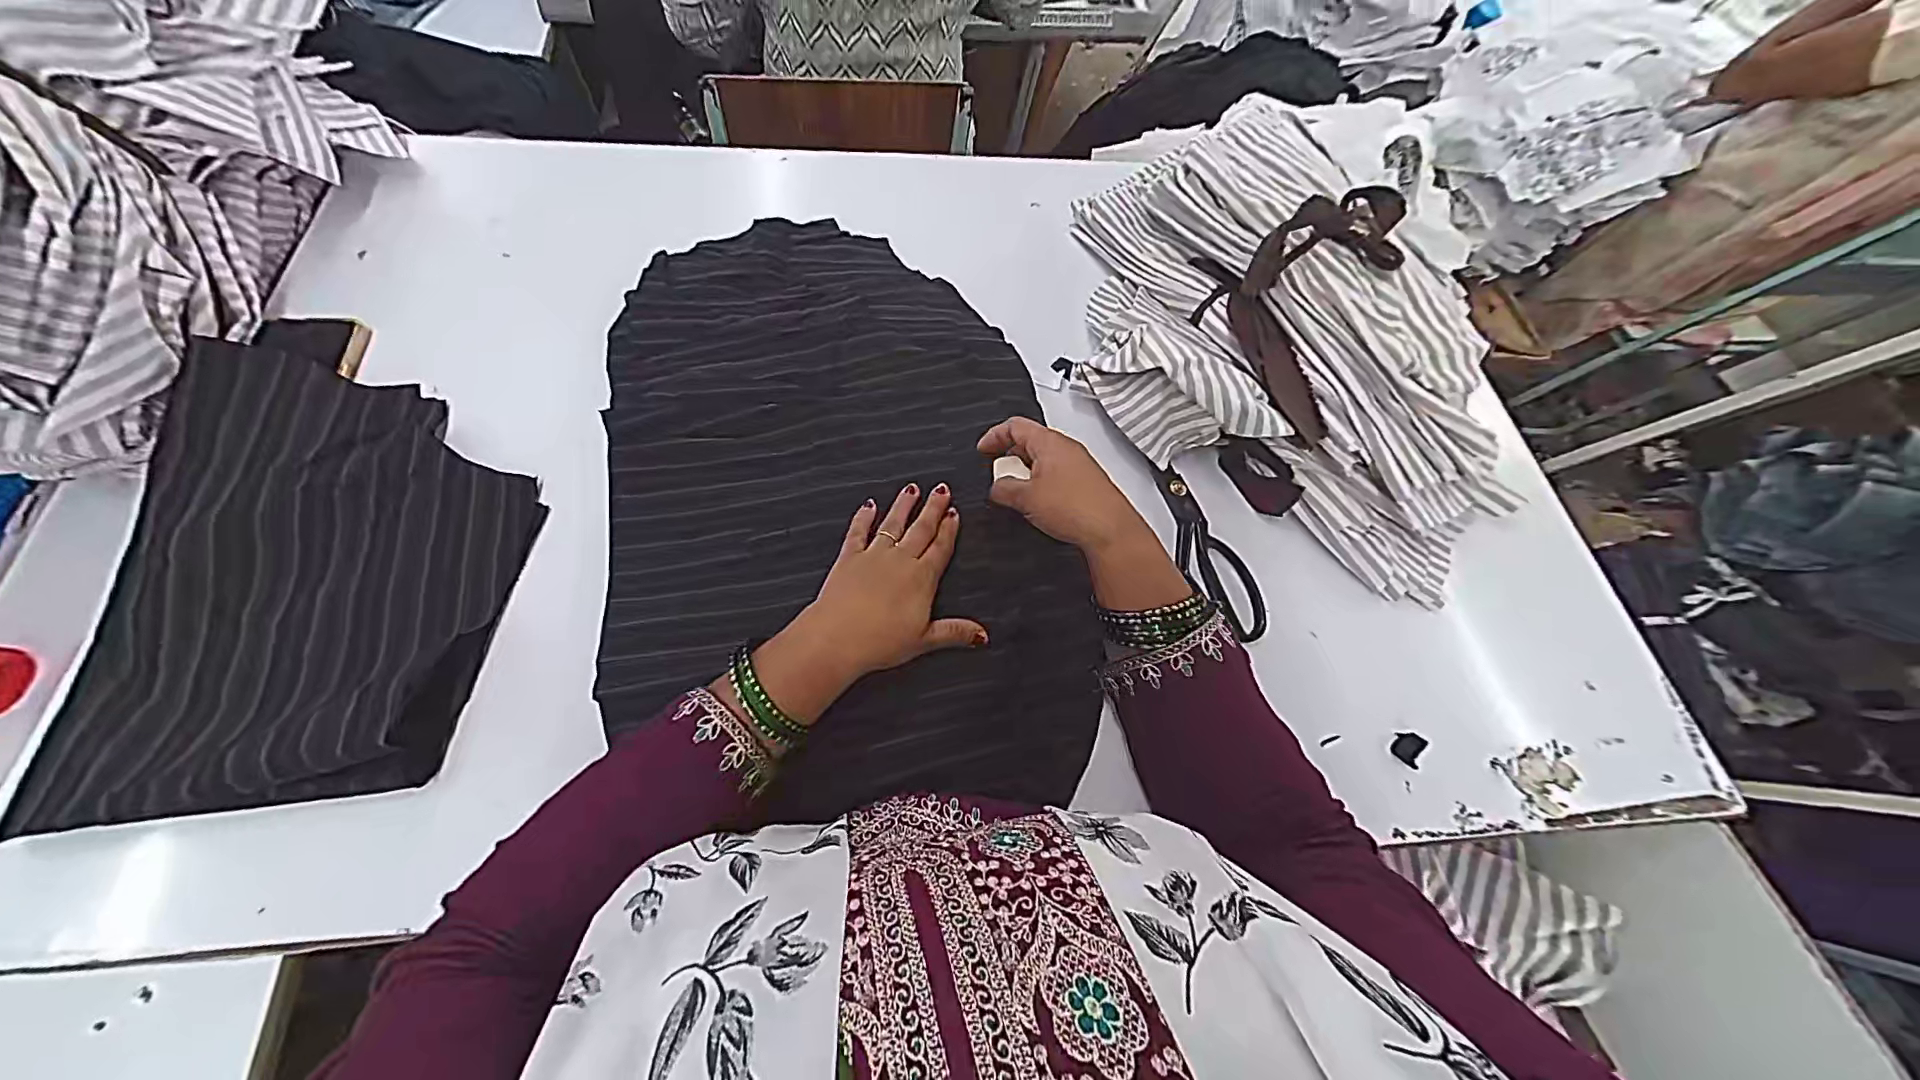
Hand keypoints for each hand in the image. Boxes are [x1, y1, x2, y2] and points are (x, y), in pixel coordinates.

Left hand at [720, 484, 985, 743]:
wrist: (837, 637)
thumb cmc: (879, 641)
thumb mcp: (924, 640)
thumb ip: (954, 632)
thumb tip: (980, 634)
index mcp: (921, 578)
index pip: (941, 547)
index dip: (949, 529)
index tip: (954, 513)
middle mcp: (900, 561)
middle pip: (921, 528)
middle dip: (933, 508)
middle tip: (941, 490)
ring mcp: (873, 556)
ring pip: (893, 523)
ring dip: (904, 505)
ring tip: (912, 488)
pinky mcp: (849, 558)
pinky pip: (858, 531)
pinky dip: (863, 517)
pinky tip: (868, 506)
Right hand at [976, 416, 1154, 552]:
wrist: (1110, 530)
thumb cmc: (1077, 508)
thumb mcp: (1026, 498)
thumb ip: (1003, 488)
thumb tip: (997, 487)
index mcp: (1049, 442)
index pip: (1015, 425)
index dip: (994, 436)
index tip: (983, 449)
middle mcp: (1066, 448)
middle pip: (1029, 441)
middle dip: (1009, 457)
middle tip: (997, 475)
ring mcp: (1078, 464)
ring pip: (1042, 460)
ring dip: (1025, 474)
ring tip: (1018, 495)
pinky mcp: (1085, 482)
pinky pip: (1056, 475)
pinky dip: (1041, 484)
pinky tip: (1038, 505)